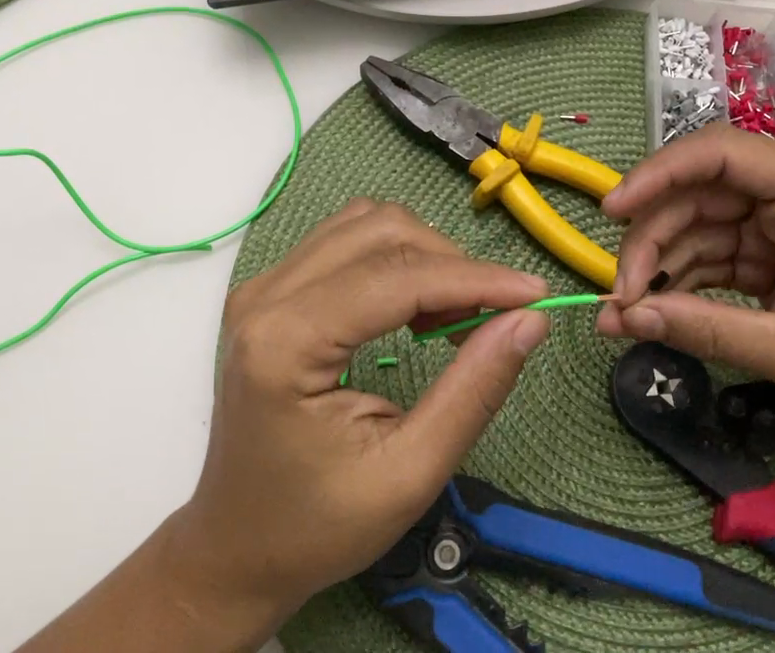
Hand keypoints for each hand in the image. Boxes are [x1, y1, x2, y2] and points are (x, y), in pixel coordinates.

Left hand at [154, 200, 551, 646]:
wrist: (236, 549)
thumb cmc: (317, 526)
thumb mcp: (410, 473)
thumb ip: (473, 390)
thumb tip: (530, 321)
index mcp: (284, 343)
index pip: (396, 276)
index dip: (475, 278)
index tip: (538, 295)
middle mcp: (264, 297)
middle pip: (381, 231)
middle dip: (451, 265)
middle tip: (490, 321)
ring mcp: (261, 288)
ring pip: (366, 224)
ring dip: (425, 256)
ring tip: (451, 318)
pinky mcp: (270, 292)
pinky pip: (346, 242)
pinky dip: (397, 260)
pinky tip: (415, 309)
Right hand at [594, 125, 774, 432]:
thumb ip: (711, 331)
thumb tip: (626, 318)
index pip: (723, 153)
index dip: (660, 173)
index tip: (613, 212)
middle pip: (699, 192)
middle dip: (652, 237)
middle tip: (620, 295)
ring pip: (697, 226)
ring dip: (659, 265)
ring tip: (627, 314)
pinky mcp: (771, 258)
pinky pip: (711, 257)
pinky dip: (680, 283)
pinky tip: (654, 313)